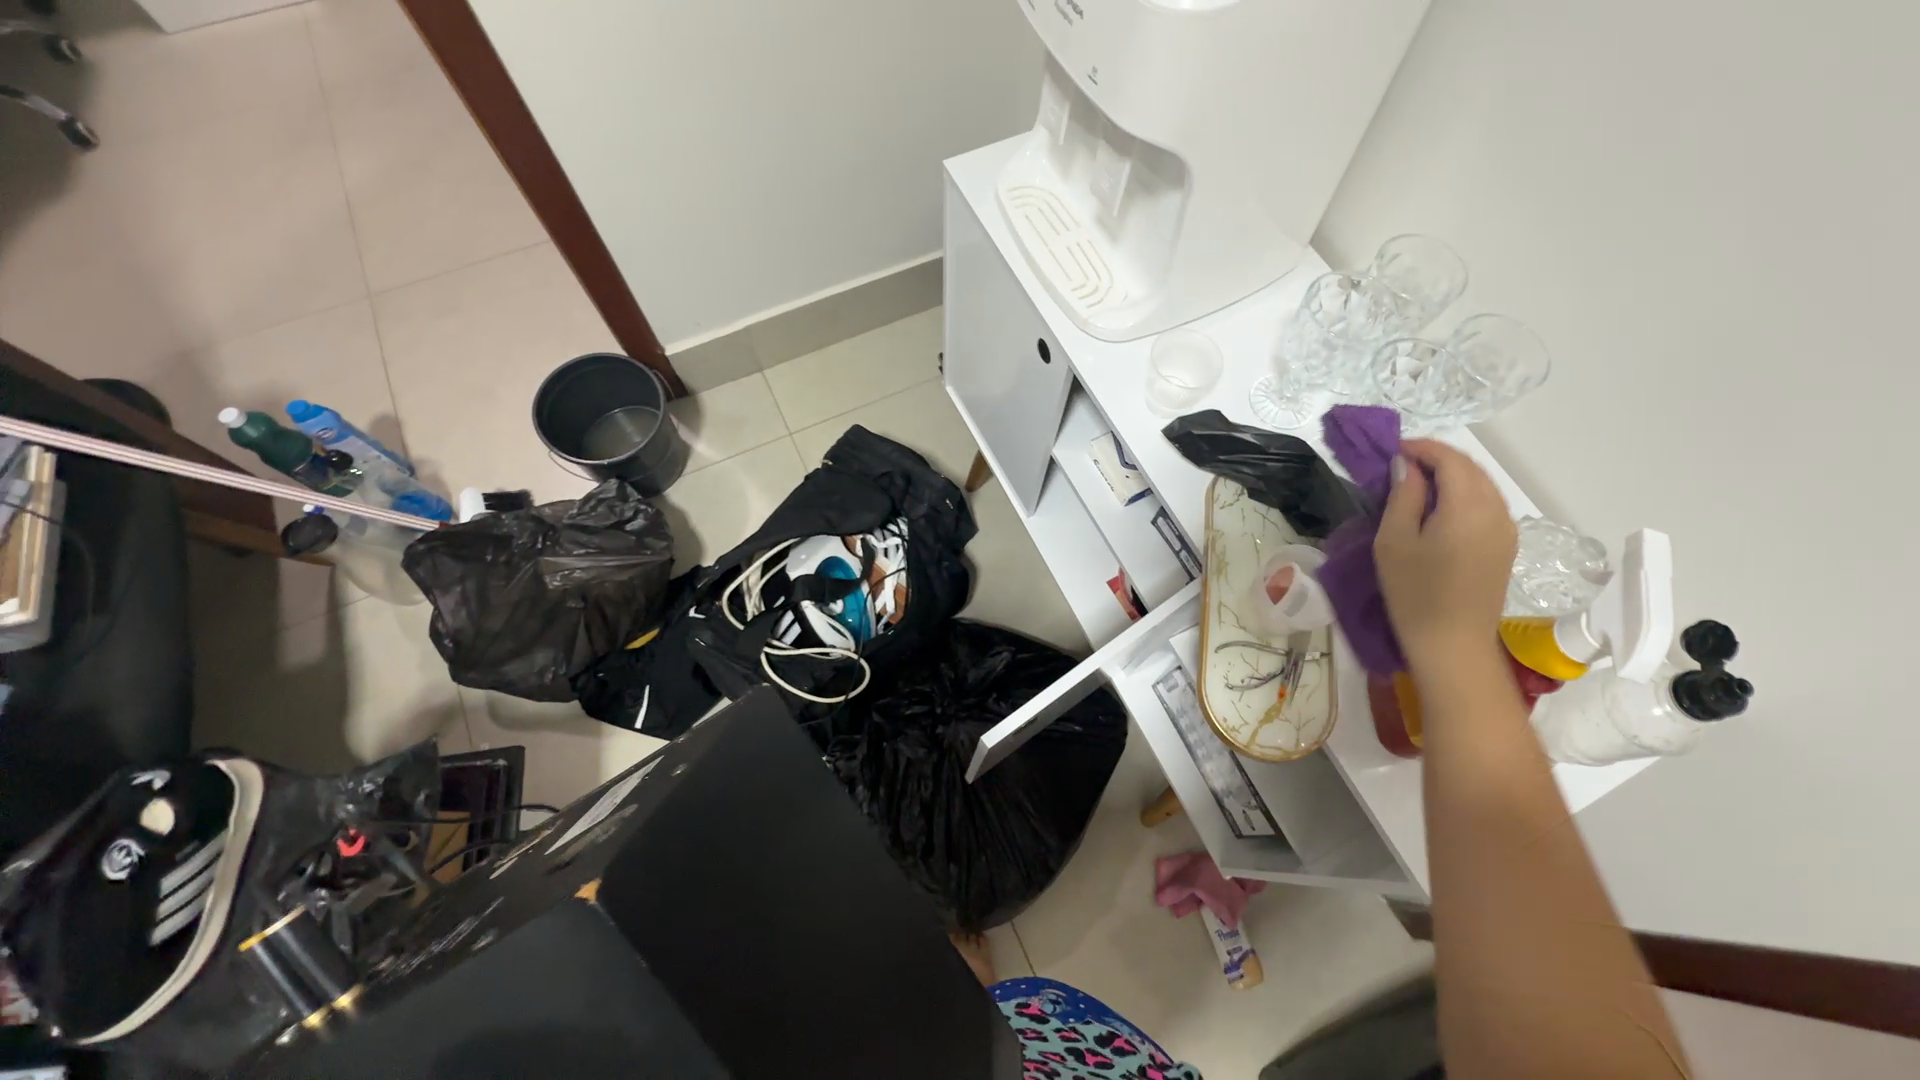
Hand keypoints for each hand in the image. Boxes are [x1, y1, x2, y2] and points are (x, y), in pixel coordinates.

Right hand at [1374, 439, 1517, 669]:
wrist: (1452, 644)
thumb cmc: (1414, 592)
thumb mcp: (1394, 540)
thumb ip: (1403, 496)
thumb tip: (1406, 466)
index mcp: (1467, 505)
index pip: (1450, 458)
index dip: (1421, 448)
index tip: (1392, 451)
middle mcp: (1496, 510)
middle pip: (1470, 468)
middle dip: (1437, 459)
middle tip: (1401, 466)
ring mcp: (1506, 529)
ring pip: (1482, 485)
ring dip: (1452, 476)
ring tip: (1417, 486)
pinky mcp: (1506, 546)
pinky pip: (1487, 505)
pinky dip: (1463, 495)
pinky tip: (1439, 510)